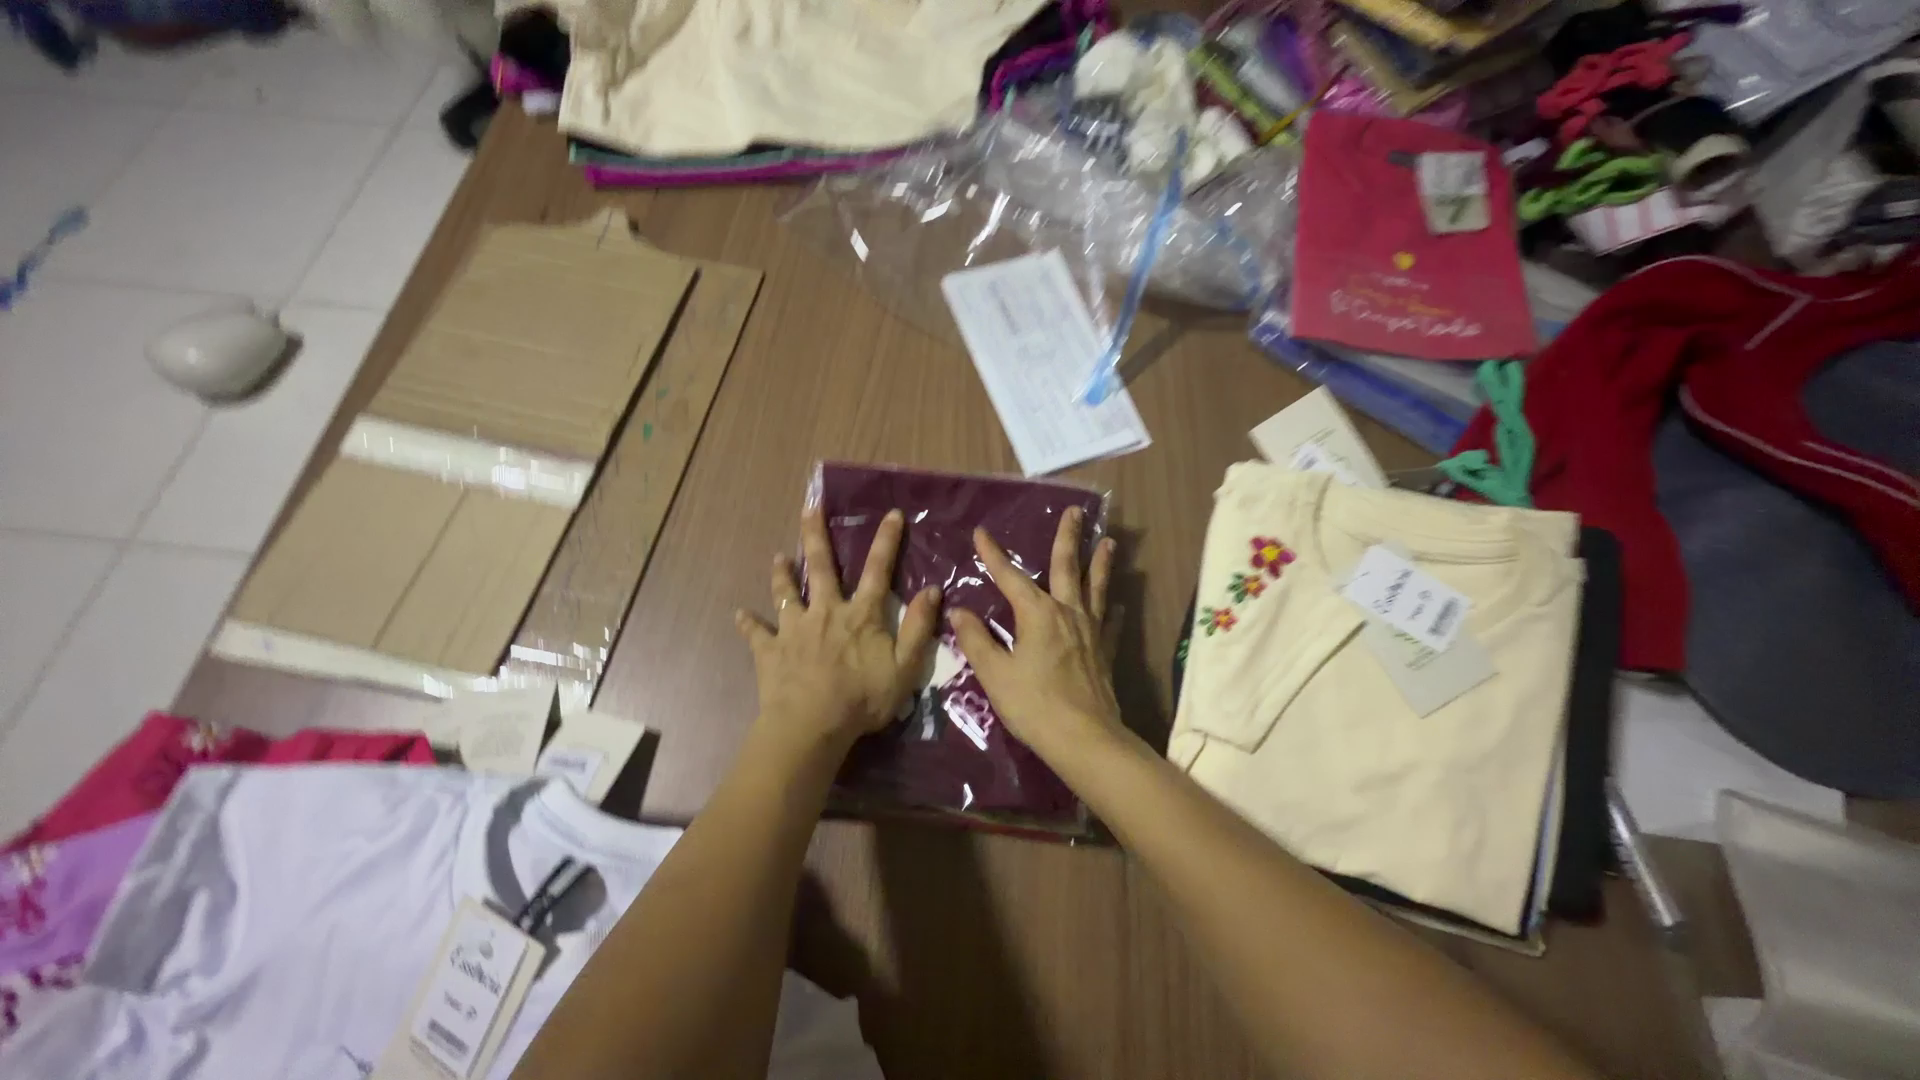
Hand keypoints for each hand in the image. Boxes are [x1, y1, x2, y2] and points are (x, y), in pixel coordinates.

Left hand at [736, 508, 940, 750]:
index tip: (890, 514)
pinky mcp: (770, 650)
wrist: (811, 725)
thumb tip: (932, 589)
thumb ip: (918, 627)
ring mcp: (794, 629)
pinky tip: (739, 615)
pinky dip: (749, 623)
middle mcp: (826, 611)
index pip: (878, 570)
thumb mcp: (905, 667)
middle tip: (810, 507)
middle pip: (822, 566)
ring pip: (786, 593)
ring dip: (782, 573)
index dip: (886, 541)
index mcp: (861, 615)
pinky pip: (756, 633)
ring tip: (777, 556)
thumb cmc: (863, 699)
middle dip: (816, 534)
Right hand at [947, 507, 1125, 760]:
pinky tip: (1114, 605)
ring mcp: (1091, 631)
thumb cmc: (1033, 705)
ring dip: (1100, 563)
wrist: (1084, 738)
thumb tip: (959, 611)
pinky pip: (1108, 623)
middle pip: (1068, 567)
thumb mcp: (995, 673)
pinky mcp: (1105, 652)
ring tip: (1108, 542)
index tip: (982, 533)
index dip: (994, 555)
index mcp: (1037, 614)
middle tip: (1075, 511)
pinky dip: (1110, 610)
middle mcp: (1067, 613)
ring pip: (1095, 588)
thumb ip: (977, 640)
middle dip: (1068, 537)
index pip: (1010, 577)